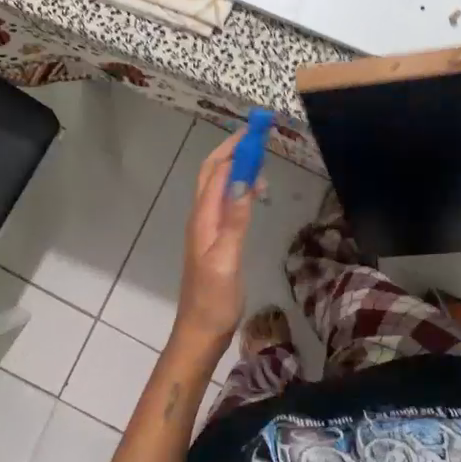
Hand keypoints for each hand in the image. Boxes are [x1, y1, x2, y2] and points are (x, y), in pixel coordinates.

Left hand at [172, 130, 259, 347]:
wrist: (200, 332)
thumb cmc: (213, 299)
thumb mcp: (226, 260)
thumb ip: (234, 221)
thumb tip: (243, 180)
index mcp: (203, 218)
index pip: (218, 171)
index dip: (236, 148)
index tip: (256, 129)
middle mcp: (201, 216)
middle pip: (212, 172)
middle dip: (232, 149)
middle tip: (257, 134)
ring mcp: (206, 227)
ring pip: (218, 185)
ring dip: (235, 166)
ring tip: (260, 160)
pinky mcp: (215, 238)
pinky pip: (224, 201)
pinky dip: (237, 187)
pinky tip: (253, 192)